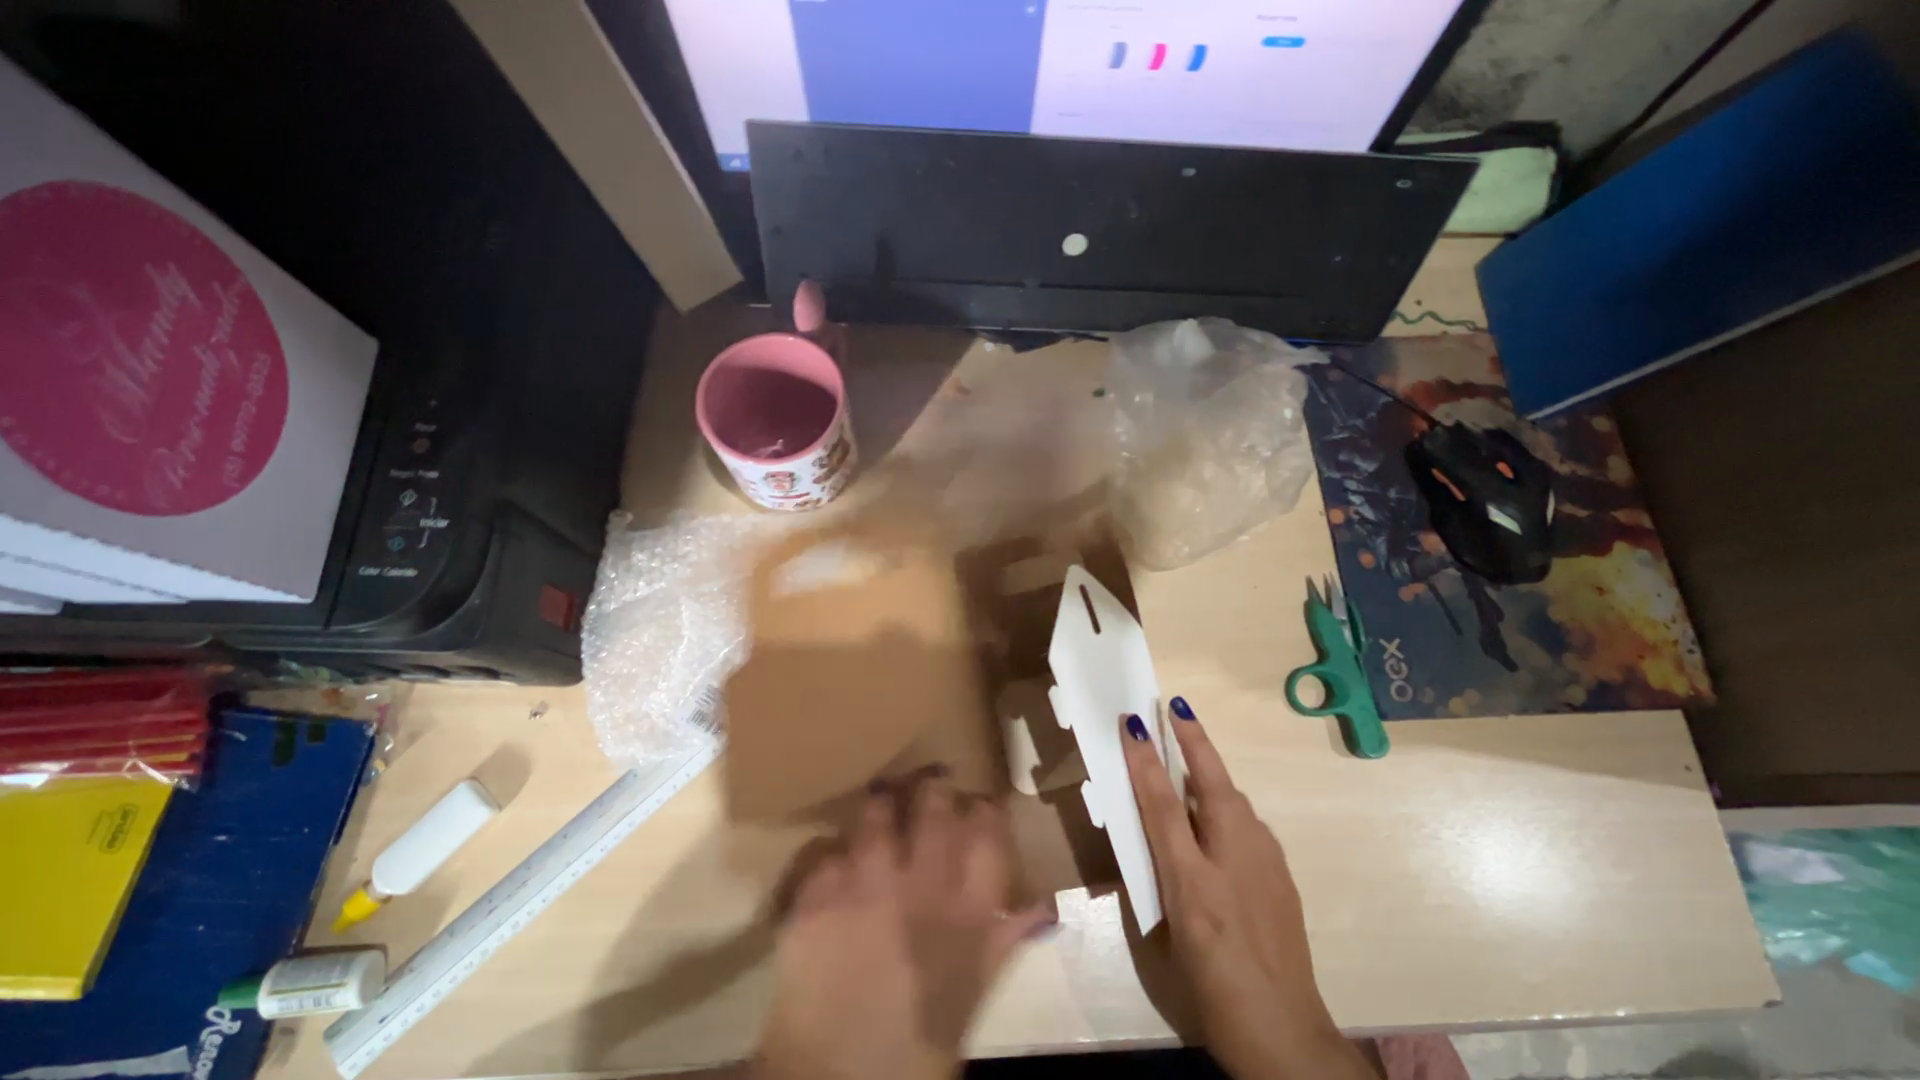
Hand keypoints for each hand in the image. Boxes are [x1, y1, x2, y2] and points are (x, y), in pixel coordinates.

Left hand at [750, 775, 1055, 1079]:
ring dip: (881, 805)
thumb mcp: (973, 994)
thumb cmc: (918, 1044)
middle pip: (933, 808)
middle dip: (934, 790)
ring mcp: (864, 884)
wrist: (837, 1079)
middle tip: (931, 782)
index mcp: (967, 913)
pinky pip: (827, 851)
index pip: (988, 833)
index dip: (986, 809)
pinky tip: (833, 862)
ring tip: (881, 799)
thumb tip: (1043, 905)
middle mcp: (920, 886)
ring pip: (876, 814)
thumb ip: (1004, 940)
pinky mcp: (816, 895)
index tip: (981, 802)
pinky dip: (833, 853)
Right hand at [1122, 700, 1376, 1079]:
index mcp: (1201, 872)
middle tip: (1173, 712)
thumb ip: (1163, 865)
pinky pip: (1247, 828)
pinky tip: (1215, 822)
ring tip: (1186, 759)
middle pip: (1213, 785)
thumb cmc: (1213, 983)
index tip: (1134, 721)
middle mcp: (1237, 856)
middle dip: (1194, 744)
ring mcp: (1266, 866)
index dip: (1147, 759)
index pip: (1166, 800)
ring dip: (1210, 775)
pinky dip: (1225, 809)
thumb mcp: (1175, 923)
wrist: (1282, 1031)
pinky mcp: (1281, 881)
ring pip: (1233, 804)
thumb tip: (1159, 824)